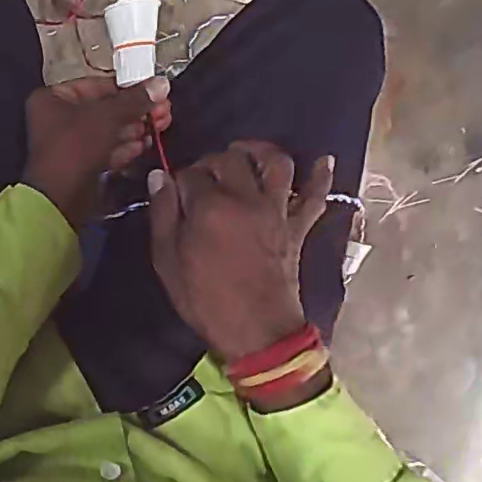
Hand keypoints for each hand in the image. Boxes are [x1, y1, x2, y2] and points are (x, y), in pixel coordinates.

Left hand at [23, 75, 171, 225]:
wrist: (60, 199)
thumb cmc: (76, 147)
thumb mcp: (107, 116)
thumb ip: (135, 99)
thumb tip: (161, 83)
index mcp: (53, 99)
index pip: (96, 85)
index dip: (127, 87)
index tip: (154, 90)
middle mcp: (58, 119)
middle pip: (105, 109)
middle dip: (136, 111)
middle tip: (165, 110)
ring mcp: (70, 145)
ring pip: (108, 132)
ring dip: (135, 129)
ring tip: (162, 125)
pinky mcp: (82, 166)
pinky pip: (106, 151)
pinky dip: (125, 148)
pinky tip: (146, 144)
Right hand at [147, 140, 335, 363]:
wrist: (255, 330)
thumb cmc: (204, 299)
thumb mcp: (167, 260)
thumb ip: (162, 214)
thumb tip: (159, 176)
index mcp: (209, 207)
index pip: (190, 173)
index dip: (178, 179)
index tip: (173, 193)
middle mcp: (245, 198)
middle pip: (230, 159)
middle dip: (212, 161)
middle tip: (202, 177)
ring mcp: (277, 210)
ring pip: (276, 163)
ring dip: (260, 151)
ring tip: (245, 153)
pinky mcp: (298, 225)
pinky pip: (316, 195)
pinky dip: (321, 176)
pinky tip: (322, 160)